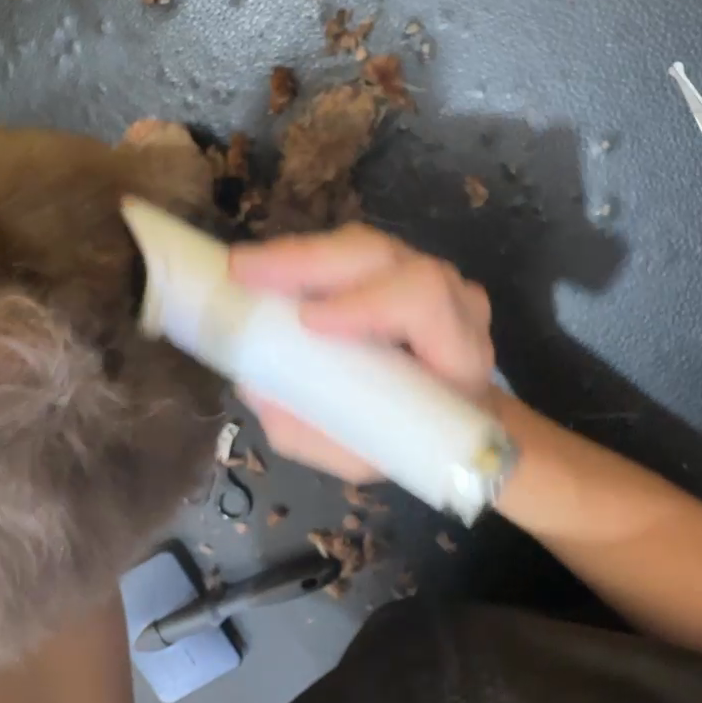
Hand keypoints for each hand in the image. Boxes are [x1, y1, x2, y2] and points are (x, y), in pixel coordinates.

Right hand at [228, 224, 495, 481]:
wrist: (457, 419)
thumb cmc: (415, 438)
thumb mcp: (365, 454)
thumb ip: (312, 430)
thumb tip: (255, 388)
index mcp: (458, 353)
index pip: (423, 301)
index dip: (366, 301)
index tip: (309, 320)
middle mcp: (452, 303)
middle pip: (384, 258)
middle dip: (309, 260)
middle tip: (243, 271)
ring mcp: (432, 277)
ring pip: (365, 247)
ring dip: (301, 256)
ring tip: (246, 270)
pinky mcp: (405, 269)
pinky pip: (355, 252)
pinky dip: (309, 259)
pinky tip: (271, 272)